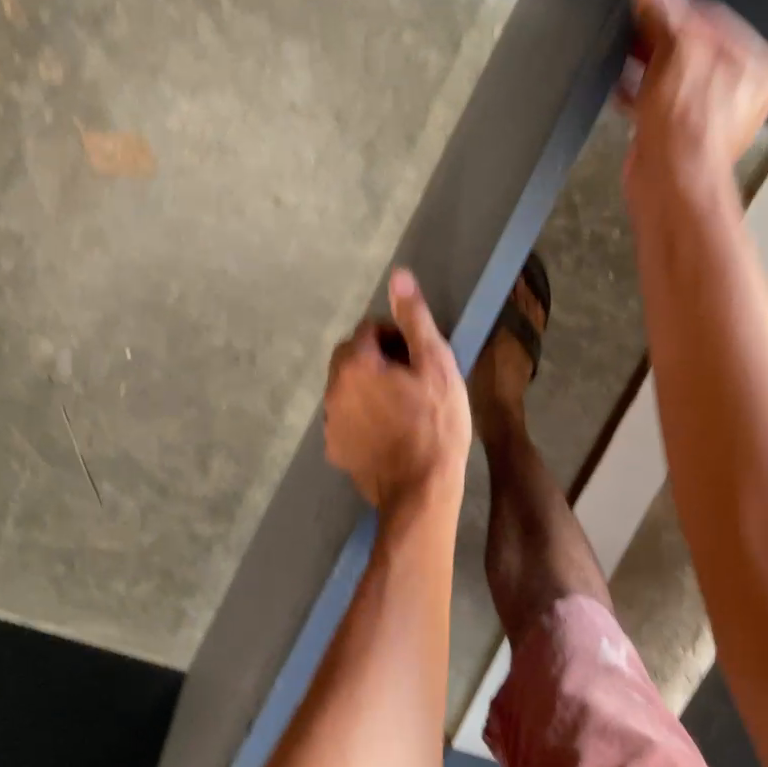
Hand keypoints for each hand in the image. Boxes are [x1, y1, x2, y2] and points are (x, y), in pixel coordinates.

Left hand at [324, 269, 470, 513]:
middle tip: (413, 379)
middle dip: (378, 359)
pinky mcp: (336, 450)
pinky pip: (348, 419)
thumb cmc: (436, 423)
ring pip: (349, 389)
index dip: (397, 338)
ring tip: (404, 407)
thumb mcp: (436, 364)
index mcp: (356, 364)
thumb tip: (398, 275)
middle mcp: (333, 389)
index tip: (420, 359)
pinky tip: (391, 433)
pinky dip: (364, 417)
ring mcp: (331, 422)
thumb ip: (414, 319)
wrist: (422, 491)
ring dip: (369, 388)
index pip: (368, 330)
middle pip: (352, 357)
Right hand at [623, 0, 767, 186]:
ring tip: (621, 57)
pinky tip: (620, 88)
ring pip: (675, 72)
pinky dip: (641, 91)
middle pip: (693, 44)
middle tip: (630, 33)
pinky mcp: (686, 132)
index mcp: (757, 61)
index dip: (676, 8)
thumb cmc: (686, 115)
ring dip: (646, 64)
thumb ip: (666, 6)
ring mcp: (713, 112)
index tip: (645, 7)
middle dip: (658, 38)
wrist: (672, 182)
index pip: (712, 15)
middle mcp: (742, 85)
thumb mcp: (678, 49)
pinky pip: (662, 99)